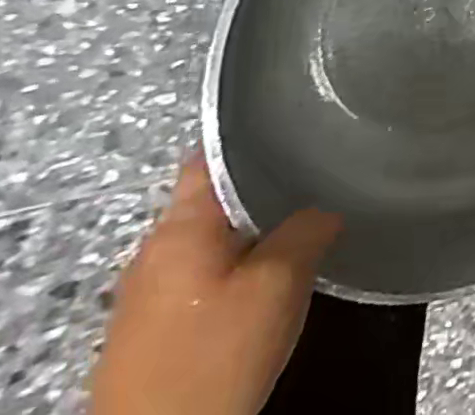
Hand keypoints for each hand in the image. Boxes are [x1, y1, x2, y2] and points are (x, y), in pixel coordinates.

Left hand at [90, 155, 341, 414]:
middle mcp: (154, 252)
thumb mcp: (280, 281)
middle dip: (263, 180)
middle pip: (213, 196)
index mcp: (180, 230)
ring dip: (256, 221)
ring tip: (309, 212)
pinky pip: (208, 266)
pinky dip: (243, 253)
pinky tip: (276, 265)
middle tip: (319, 168)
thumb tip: (324, 208)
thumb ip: (308, 229)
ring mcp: (150, 291)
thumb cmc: (217, 351)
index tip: (294, 121)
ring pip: (213, 233)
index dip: (248, 134)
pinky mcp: (157, 322)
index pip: (207, 159)